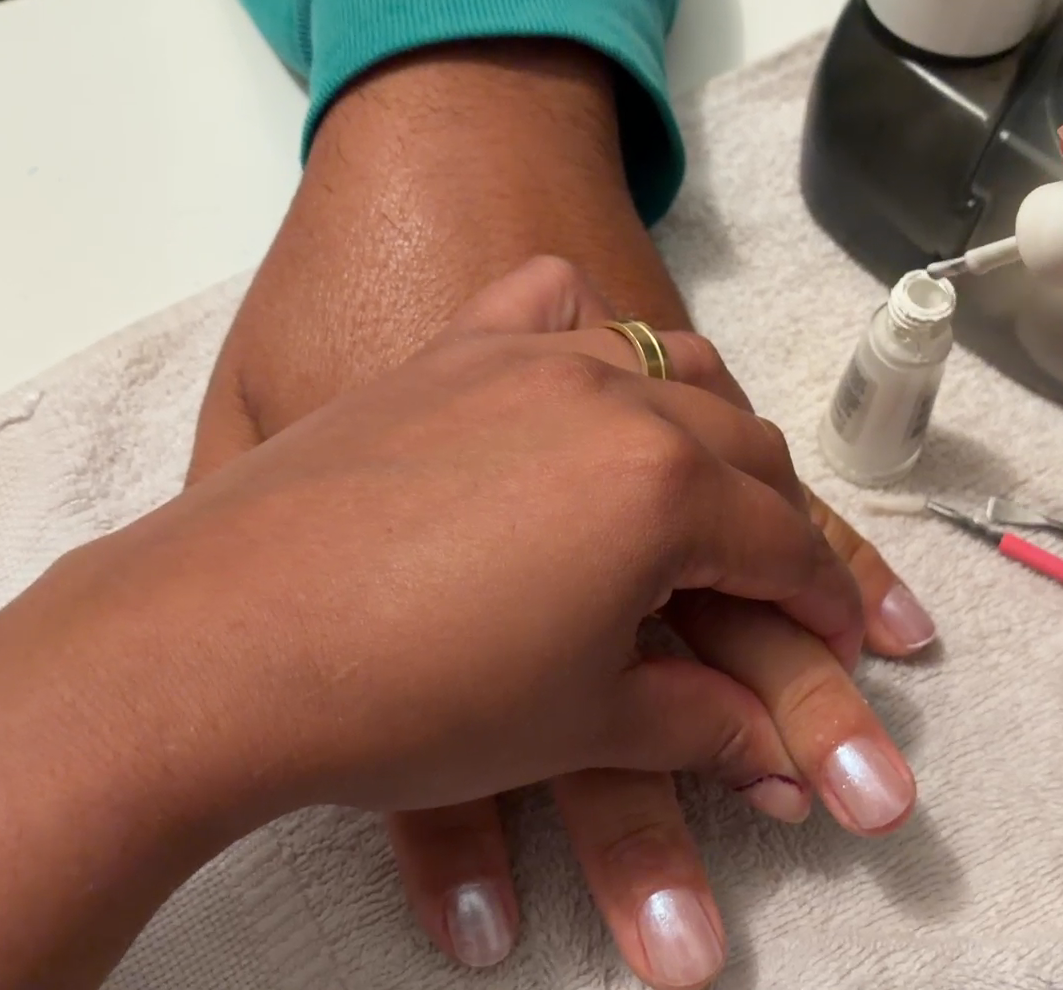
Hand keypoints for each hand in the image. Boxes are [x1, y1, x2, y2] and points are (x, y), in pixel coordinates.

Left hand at [190, 39, 929, 987]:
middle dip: (784, 519)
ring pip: (672, 362)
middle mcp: (614, 395)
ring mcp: (532, 355)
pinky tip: (593, 369)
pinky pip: (553, 303)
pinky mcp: (459, 347)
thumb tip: (779, 758)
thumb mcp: (582, 722)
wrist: (213, 642)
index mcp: (660, 487)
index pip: (786, 542)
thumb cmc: (411, 696)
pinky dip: (594, 330)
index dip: (829, 598)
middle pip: (746, 445)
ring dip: (712, 423)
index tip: (849, 637)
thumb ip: (701, 725)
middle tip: (789, 580)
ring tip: (715, 479)